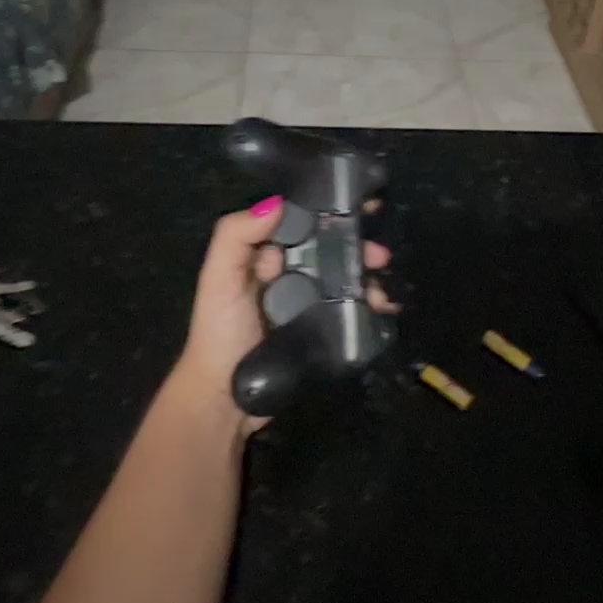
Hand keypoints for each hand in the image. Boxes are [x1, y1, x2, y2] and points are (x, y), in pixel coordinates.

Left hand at [169, 196, 392, 433]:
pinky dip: (371, 306)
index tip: (362, 207)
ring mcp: (310, 304)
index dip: (331, 214)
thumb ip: (236, 237)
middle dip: (358, 248)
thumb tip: (278, 202)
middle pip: (331, 251)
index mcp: (266, 256)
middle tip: (380, 255)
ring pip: (346, 280)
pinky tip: (384, 308)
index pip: (303, 225)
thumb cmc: (220, 332)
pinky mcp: (323, 331)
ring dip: (368, 278)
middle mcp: (291, 274)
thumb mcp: (218, 279)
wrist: (226, 399)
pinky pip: (351, 311)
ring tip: (381, 291)